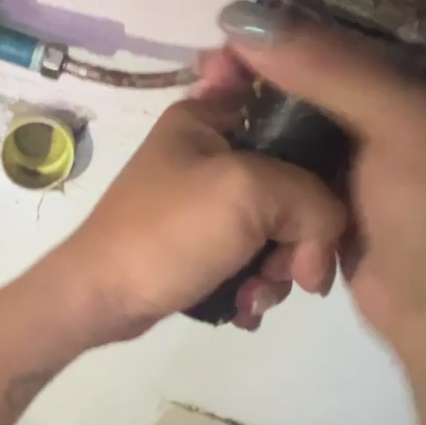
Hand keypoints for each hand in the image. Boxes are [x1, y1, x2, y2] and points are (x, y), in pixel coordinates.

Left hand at [37, 93, 347, 345]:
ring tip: (253, 297)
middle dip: (299, 238)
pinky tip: (242, 308)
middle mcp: (208, 151)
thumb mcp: (248, 195)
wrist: (99, 299)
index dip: (325, 163)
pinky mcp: (198, 244)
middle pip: (294, 184)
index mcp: (210, 116)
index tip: (326, 209)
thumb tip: (322, 245)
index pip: (298, 116)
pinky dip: (253, 285)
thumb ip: (312, 200)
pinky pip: (250, 258)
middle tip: (291, 272)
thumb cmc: (166, 234)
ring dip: (276, 272)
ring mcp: (202, 201)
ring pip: (276, 229)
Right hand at [205, 2, 425, 358]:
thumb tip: (239, 18)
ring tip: (204, 102)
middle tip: (206, 69)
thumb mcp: (400, 122)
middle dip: (264, 71)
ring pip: (301, 121)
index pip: (357, 25)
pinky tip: (224, 147)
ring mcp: (370, 157)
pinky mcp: (338, 199)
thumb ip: (326, 68)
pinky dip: (262, 161)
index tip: (230, 26)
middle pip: (321, 74)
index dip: (294, 19)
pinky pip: (292, 166)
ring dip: (257, 118)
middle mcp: (403, 107)